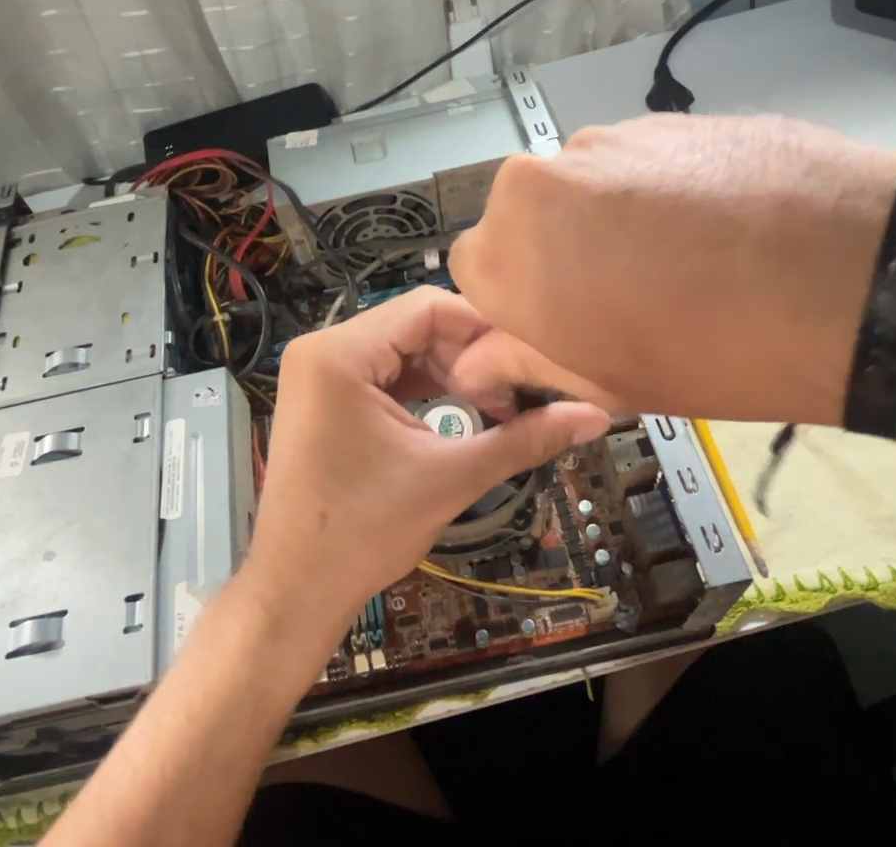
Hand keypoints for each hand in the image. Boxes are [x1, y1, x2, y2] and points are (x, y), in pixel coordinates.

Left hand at [243, 288, 610, 642]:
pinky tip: (458, 415)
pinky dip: (423, 389)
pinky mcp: (323, 399)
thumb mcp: (451, 477)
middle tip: (517, 395)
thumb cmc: (366, 530)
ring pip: (403, 350)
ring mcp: (318, 375)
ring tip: (496, 409)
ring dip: (451, 375)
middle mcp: (322, 349)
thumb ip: (525, 439)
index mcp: (339, 354)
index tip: (529, 362)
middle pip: (415, 326)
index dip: (486, 329)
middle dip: (471, 358)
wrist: (297, 588)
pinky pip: (383, 375)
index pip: (429, 308)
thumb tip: (598, 415)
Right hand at [449, 114, 895, 423]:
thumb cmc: (715, 353)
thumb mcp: (607, 380)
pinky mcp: (665, 119)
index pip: (473, 272)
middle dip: (557, 256)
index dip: (516, 302)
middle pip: (524, 221)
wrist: (854, 276)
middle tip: (623, 297)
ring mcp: (606, 140)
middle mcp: (539, 182)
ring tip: (681, 261)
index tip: (561, 324)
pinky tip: (712, 226)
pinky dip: (655, 192)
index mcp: (508, 254)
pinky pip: (634, 163)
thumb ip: (525, 361)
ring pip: (580, 187)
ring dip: (607, 221)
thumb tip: (472, 367)